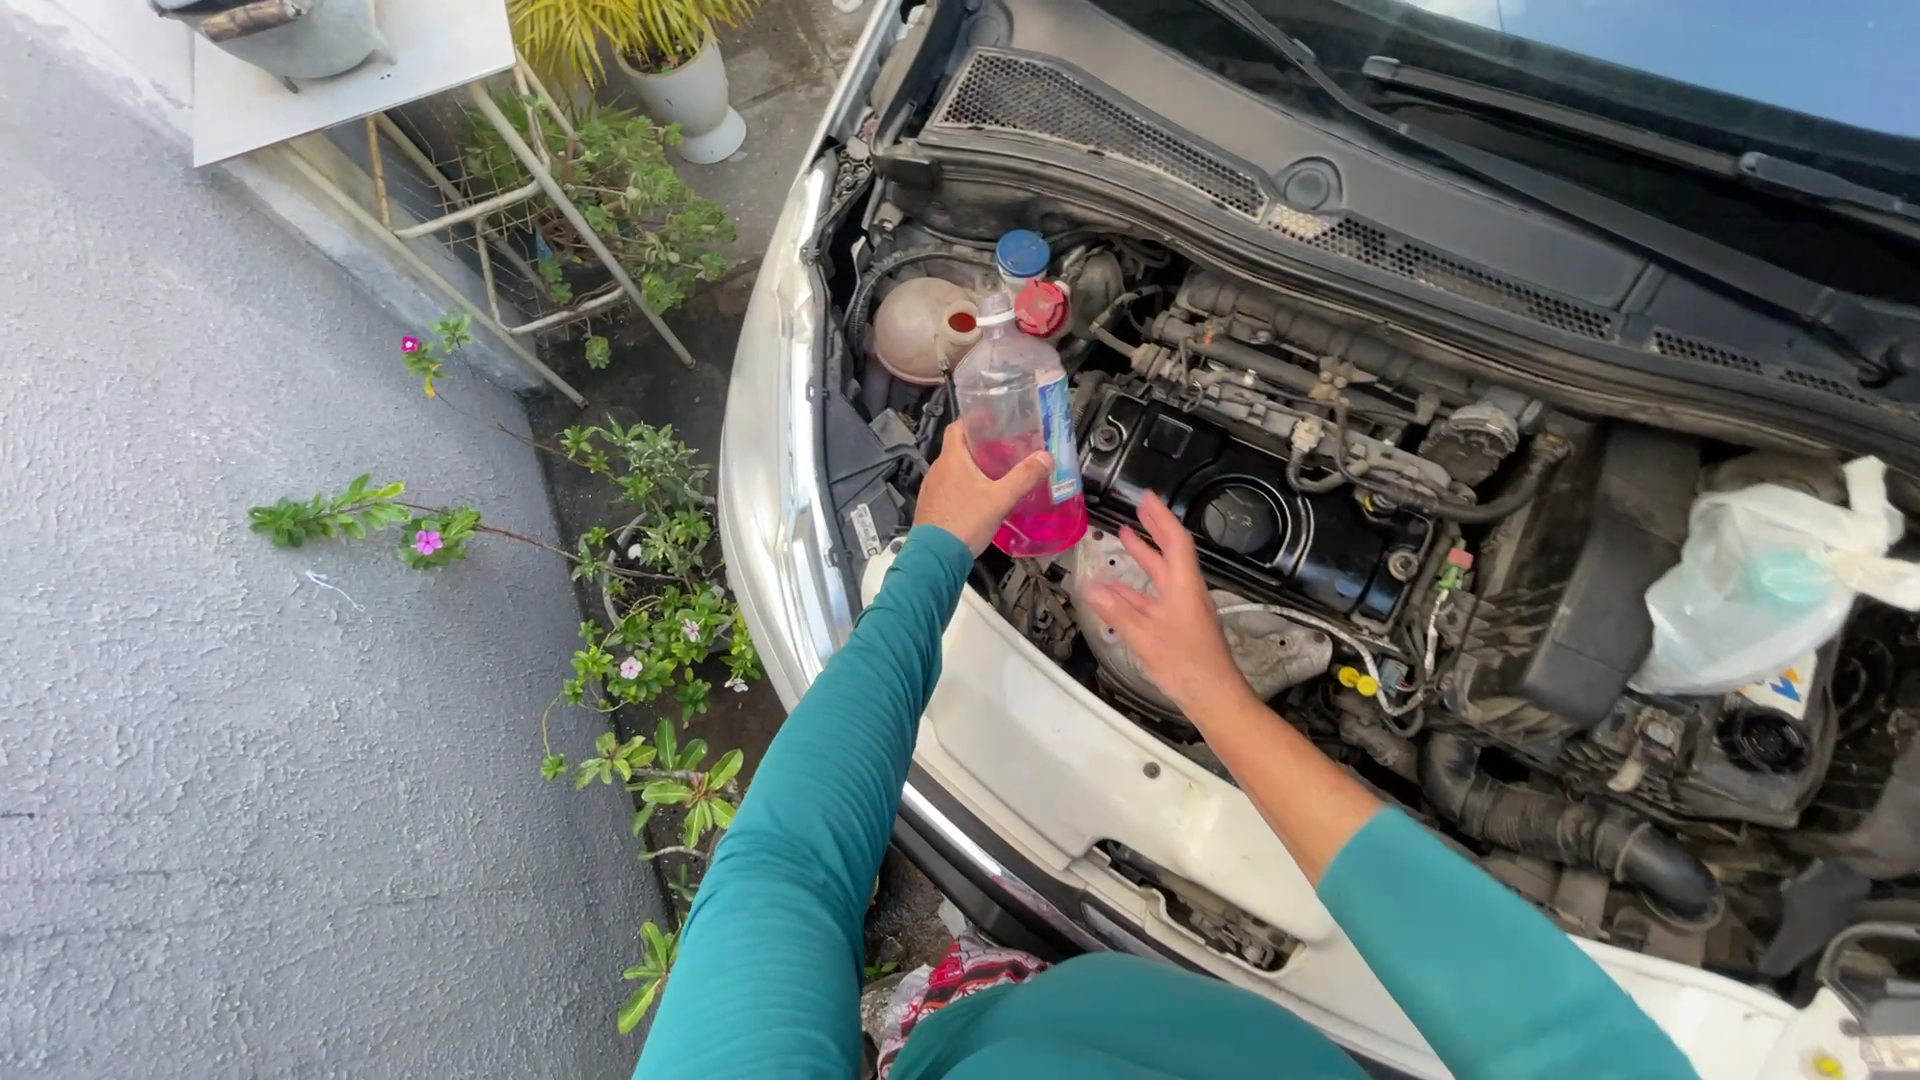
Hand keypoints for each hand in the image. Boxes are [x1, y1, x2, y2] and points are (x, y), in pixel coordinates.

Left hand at [915, 423, 1052, 555]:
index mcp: (951, 459)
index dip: (974, 420)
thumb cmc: (964, 523)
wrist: (935, 557)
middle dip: (979, 446)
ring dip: (972, 467)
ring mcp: (932, 489)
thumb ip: (1023, 477)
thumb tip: (1045, 458)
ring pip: (953, 469)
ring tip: (995, 473)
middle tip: (1003, 449)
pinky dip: (964, 486)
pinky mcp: (932, 506)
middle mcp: (938, 470)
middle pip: (958, 448)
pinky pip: (949, 488)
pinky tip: (980, 498)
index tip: (992, 420)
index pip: (957, 427)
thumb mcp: (1000, 499)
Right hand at [1081, 493, 1253, 717]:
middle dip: (1153, 529)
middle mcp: (1187, 593)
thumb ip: (1115, 610)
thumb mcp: (1144, 635)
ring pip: (1162, 576)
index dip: (1160, 517)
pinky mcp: (1180, 625)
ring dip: (1145, 557)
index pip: (1175, 541)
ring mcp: (1184, 609)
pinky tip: (1118, 591)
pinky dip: (1137, 590)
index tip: (1147, 498)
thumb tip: (1089, 587)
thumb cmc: (1186, 664)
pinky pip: (1156, 598)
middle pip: (1170, 553)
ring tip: (1125, 538)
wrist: (1214, 697)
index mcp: (1184, 587)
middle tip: (1139, 508)